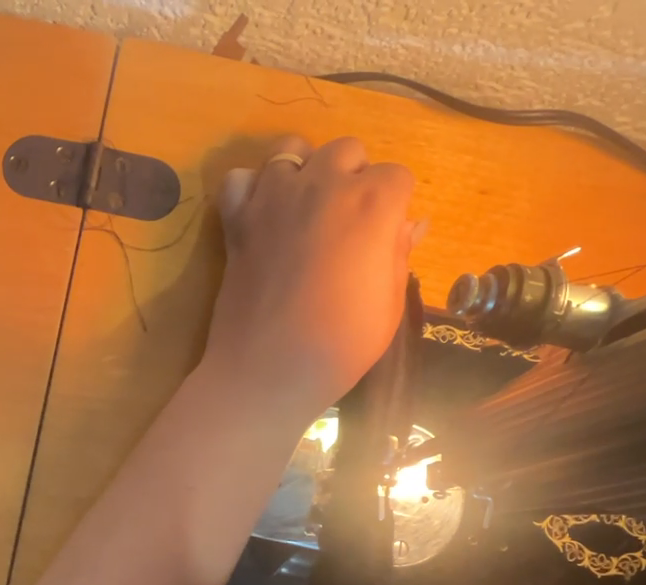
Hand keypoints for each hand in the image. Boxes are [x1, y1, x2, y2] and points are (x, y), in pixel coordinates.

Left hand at [206, 136, 418, 417]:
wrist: (266, 371)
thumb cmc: (339, 346)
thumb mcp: (390, 303)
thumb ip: (398, 253)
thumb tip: (409, 224)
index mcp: (373, 202)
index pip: (398, 176)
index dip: (393, 206)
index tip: (383, 237)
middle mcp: (324, 185)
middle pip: (346, 151)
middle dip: (351, 177)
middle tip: (344, 222)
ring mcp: (274, 199)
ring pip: (291, 151)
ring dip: (302, 171)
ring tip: (303, 207)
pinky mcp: (236, 220)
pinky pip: (238, 180)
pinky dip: (248, 189)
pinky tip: (260, 214)